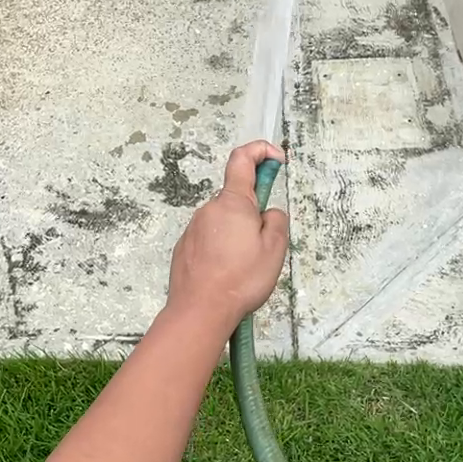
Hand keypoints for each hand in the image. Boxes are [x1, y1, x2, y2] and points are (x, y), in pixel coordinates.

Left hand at [166, 141, 289, 333]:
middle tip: (264, 243)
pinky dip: (222, 249)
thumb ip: (275, 221)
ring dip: (238, 235)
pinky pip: (210, 238)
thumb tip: (268, 213)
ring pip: (223, 221)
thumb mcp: (275, 249)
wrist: (200, 310)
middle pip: (235, 197)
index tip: (277, 160)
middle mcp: (209, 209)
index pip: (243, 158)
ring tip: (245, 267)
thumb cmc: (239, 280)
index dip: (261, 151)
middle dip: (254, 213)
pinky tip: (228, 273)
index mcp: (232, 203)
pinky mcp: (185, 247)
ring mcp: (193, 228)